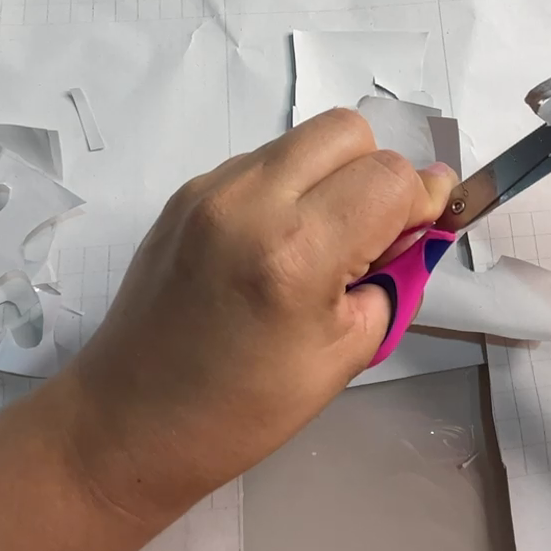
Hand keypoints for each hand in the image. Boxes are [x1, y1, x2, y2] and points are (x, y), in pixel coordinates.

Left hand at [54, 109, 455, 525]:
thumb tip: (416, 217)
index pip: (389, 176)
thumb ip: (391, 273)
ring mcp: (211, 188)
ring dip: (330, 175)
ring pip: (304, 139)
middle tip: (367, 230)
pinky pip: (263, 161)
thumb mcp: (347, 352)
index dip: (420, 198)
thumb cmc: (245, 409)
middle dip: (375, 171)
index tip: (421, 227)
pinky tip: (271, 242)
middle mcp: (250, 199)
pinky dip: (288, 187)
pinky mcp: (187, 190)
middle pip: (348, 130)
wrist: (129, 421)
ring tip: (315, 239)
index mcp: (297, 250)